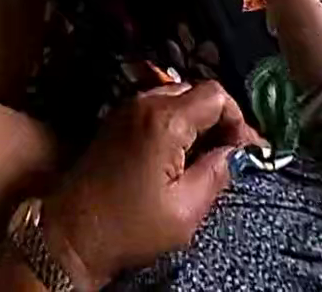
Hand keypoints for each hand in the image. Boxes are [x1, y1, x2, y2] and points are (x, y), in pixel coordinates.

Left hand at [46, 82, 260, 285]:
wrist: (74, 232)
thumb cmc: (130, 226)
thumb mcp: (185, 211)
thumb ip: (216, 173)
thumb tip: (239, 153)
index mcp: (166, 120)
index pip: (216, 95)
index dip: (238, 119)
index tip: (247, 150)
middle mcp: (147, 102)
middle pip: (197, 90)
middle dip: (220, 118)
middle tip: (233, 153)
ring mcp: (129, 106)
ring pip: (178, 95)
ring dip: (198, 119)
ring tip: (210, 154)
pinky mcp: (119, 117)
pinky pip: (158, 105)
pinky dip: (177, 120)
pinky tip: (182, 151)